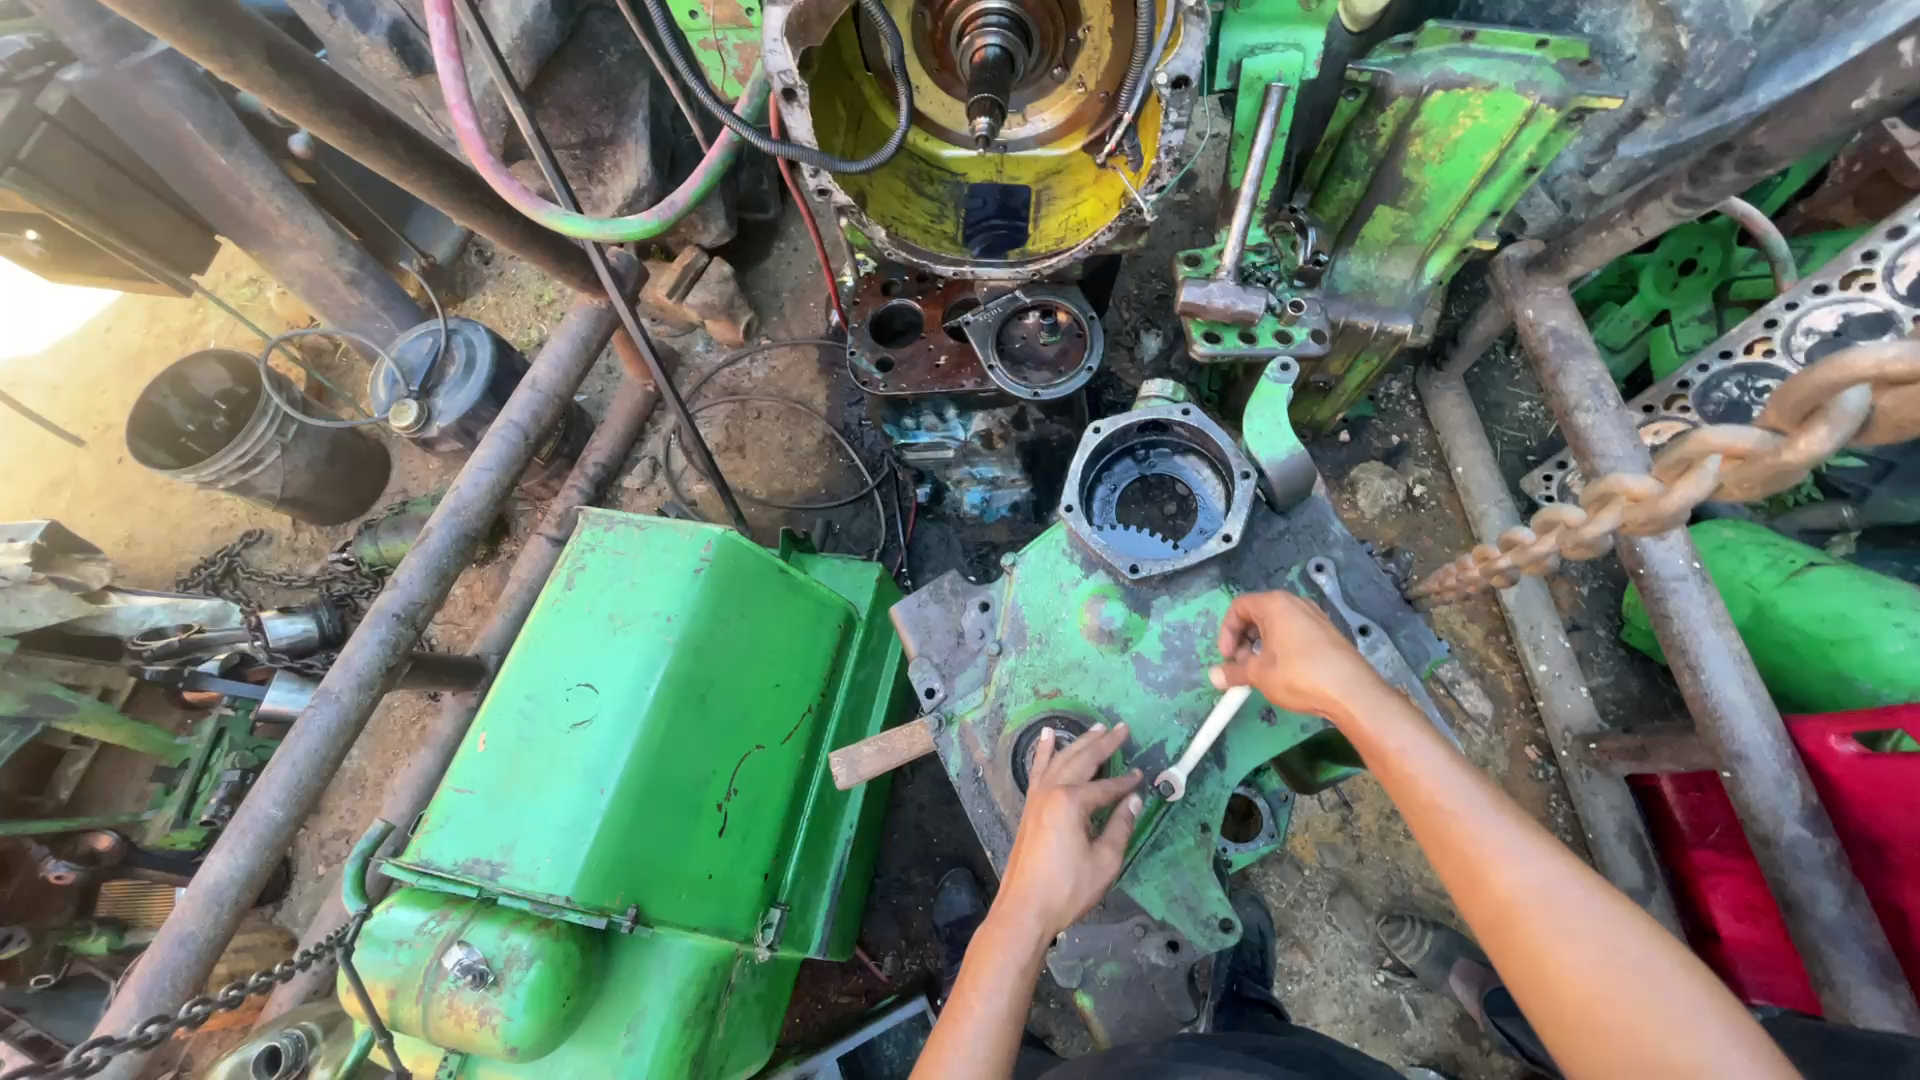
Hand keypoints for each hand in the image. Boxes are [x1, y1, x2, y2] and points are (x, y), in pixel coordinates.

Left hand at [995, 723, 1143, 941]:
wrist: (1024, 907)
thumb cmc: (1067, 888)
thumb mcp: (1104, 862)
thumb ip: (1120, 827)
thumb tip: (1134, 800)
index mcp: (1072, 802)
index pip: (1106, 787)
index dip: (1126, 782)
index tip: (1142, 775)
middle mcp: (1052, 790)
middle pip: (1082, 760)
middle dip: (1104, 743)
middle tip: (1122, 727)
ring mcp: (1037, 796)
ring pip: (1061, 759)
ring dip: (1079, 742)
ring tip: (1096, 726)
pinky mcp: (1029, 805)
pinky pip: (1038, 768)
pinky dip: (1043, 750)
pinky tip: (1047, 736)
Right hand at [1209, 590, 1389, 720]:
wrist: (1352, 692)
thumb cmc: (1299, 675)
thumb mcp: (1259, 674)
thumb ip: (1233, 672)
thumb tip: (1214, 677)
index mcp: (1275, 604)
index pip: (1238, 607)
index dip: (1227, 632)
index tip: (1228, 657)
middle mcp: (1295, 604)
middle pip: (1257, 614)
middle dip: (1243, 640)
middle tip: (1242, 665)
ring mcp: (1315, 617)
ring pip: (1277, 625)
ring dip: (1261, 646)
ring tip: (1262, 671)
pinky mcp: (1328, 633)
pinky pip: (1294, 633)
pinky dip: (1281, 648)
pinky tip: (1285, 672)